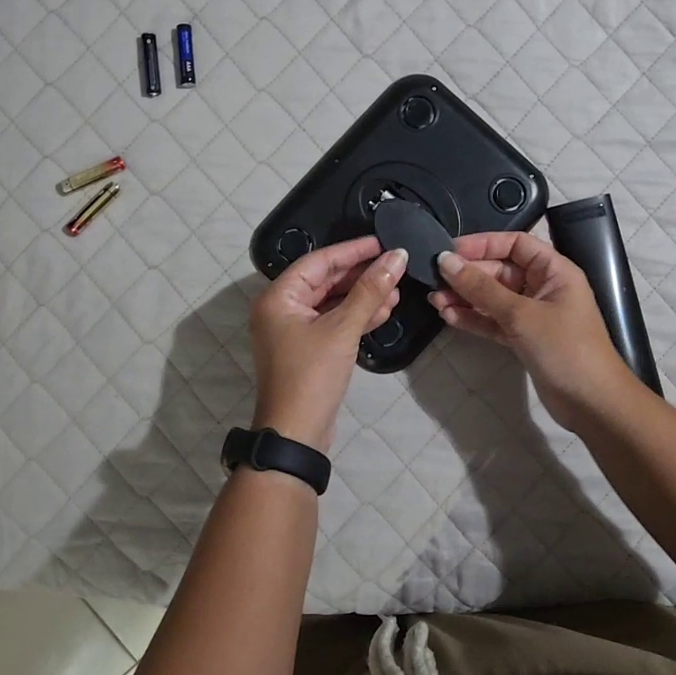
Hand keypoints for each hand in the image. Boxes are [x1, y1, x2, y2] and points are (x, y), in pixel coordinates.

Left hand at [249, 237, 406, 451]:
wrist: (296, 434)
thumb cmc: (311, 375)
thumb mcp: (342, 329)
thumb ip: (370, 291)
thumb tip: (396, 257)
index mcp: (278, 297)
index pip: (319, 261)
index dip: (353, 250)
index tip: (383, 241)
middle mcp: (281, 309)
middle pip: (325, 280)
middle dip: (361, 274)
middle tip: (395, 265)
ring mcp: (294, 331)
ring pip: (333, 302)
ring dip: (364, 296)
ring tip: (397, 288)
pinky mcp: (309, 350)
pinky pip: (334, 322)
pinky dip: (357, 316)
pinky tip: (385, 310)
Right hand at [428, 232, 639, 430]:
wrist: (592, 403)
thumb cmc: (564, 348)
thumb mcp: (521, 314)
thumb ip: (481, 288)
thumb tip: (446, 261)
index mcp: (554, 271)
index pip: (515, 244)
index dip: (483, 243)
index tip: (450, 250)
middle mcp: (543, 288)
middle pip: (499, 271)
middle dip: (467, 275)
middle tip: (434, 281)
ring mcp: (533, 315)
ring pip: (492, 298)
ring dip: (465, 298)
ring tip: (434, 301)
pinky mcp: (523, 339)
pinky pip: (493, 321)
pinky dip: (473, 319)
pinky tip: (449, 317)